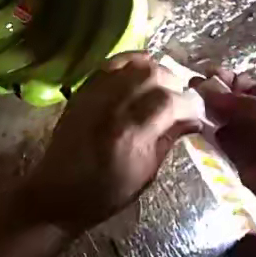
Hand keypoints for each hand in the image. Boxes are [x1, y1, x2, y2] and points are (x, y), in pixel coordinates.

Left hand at [21, 52, 205, 232]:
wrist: (58, 194)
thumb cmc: (106, 193)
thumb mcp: (147, 174)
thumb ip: (170, 139)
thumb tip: (193, 119)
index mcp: (132, 134)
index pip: (170, 101)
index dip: (190, 103)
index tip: (197, 113)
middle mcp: (114, 107)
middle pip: (155, 74)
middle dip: (175, 84)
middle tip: (181, 99)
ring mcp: (97, 94)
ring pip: (136, 64)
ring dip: (157, 71)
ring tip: (163, 87)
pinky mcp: (85, 89)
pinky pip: (113, 63)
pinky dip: (133, 62)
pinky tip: (143, 72)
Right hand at [193, 70, 255, 226]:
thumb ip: (241, 103)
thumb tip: (209, 91)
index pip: (247, 89)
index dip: (228, 81)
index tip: (206, 73)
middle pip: (233, 106)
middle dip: (213, 96)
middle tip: (190, 86)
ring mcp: (253, 145)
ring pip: (225, 126)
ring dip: (209, 115)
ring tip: (187, 104)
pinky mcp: (242, 167)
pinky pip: (223, 149)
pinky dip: (209, 138)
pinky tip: (194, 126)